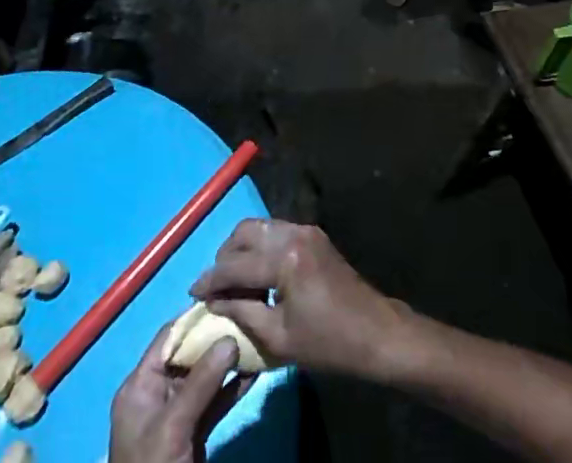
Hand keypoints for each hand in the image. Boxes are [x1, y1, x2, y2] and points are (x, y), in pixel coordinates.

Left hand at [110, 326, 251, 462]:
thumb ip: (200, 382)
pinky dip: (232, 389)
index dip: (194, 319)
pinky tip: (254, 374)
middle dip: (216, 338)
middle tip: (247, 318)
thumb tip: (230, 337)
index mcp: (139, 386)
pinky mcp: (194, 435)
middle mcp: (157, 394)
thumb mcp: (173, 425)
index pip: (167, 339)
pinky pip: (213, 404)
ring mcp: (176, 415)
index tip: (225, 300)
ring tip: (256, 341)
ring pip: (205, 379)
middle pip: (188, 356)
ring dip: (228, 362)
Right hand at [189, 220, 411, 379]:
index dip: (210, 281)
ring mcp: (305, 230)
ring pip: (258, 227)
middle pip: (243, 233)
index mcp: (285, 260)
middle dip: (224, 257)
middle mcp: (293, 234)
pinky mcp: (314, 234)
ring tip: (235, 280)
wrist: (379, 334)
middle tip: (216, 285)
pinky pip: (275, 231)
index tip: (192, 294)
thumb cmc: (330, 344)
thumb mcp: (279, 338)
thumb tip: (213, 303)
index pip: (235, 266)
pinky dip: (259, 246)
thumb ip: (242, 314)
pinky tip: (258, 273)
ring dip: (241, 249)